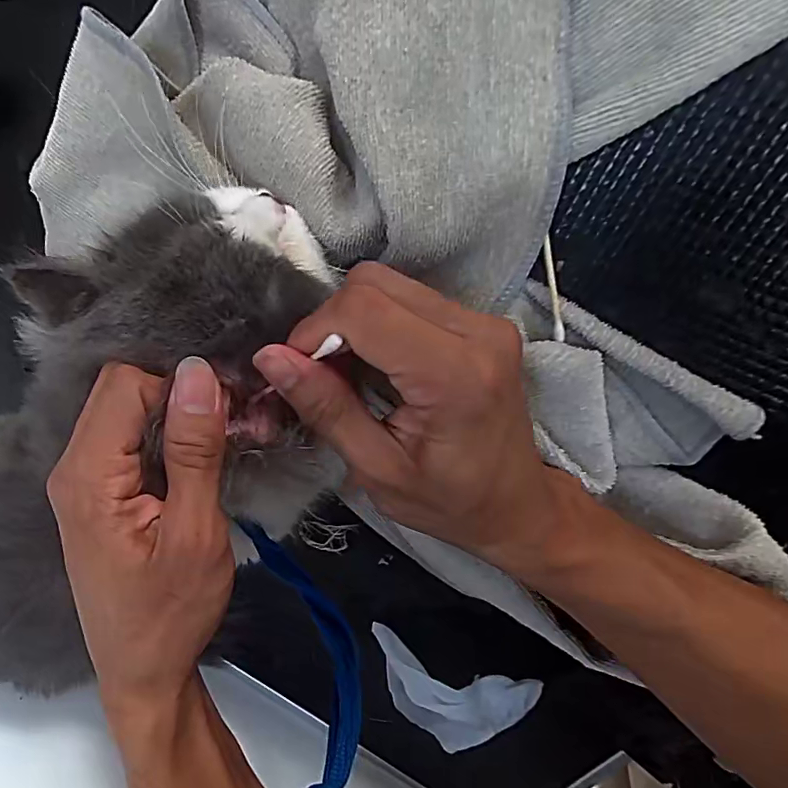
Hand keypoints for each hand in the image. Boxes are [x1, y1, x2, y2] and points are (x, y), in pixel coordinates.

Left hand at [47, 359, 232, 708]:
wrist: (144, 670)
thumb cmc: (171, 613)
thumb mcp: (195, 532)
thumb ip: (194, 451)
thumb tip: (199, 376)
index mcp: (88, 476)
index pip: (126, 384)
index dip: (182, 385)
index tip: (232, 410)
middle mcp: (73, 469)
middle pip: (124, 393)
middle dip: (185, 399)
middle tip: (239, 427)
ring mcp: (85, 484)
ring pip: (132, 417)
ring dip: (183, 423)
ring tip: (230, 446)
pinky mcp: (101, 497)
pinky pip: (134, 446)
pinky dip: (174, 445)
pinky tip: (207, 466)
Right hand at [251, 262, 572, 568]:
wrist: (515, 504)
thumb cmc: (451, 502)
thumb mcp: (379, 470)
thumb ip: (328, 409)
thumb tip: (271, 358)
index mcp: (455, 375)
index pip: (363, 309)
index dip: (313, 331)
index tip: (298, 372)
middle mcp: (478, 333)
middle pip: (374, 284)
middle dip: (332, 324)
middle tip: (324, 377)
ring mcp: (486, 322)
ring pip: (391, 285)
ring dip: (355, 323)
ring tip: (353, 377)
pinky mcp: (484, 323)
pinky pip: (413, 299)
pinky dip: (382, 325)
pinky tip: (381, 368)